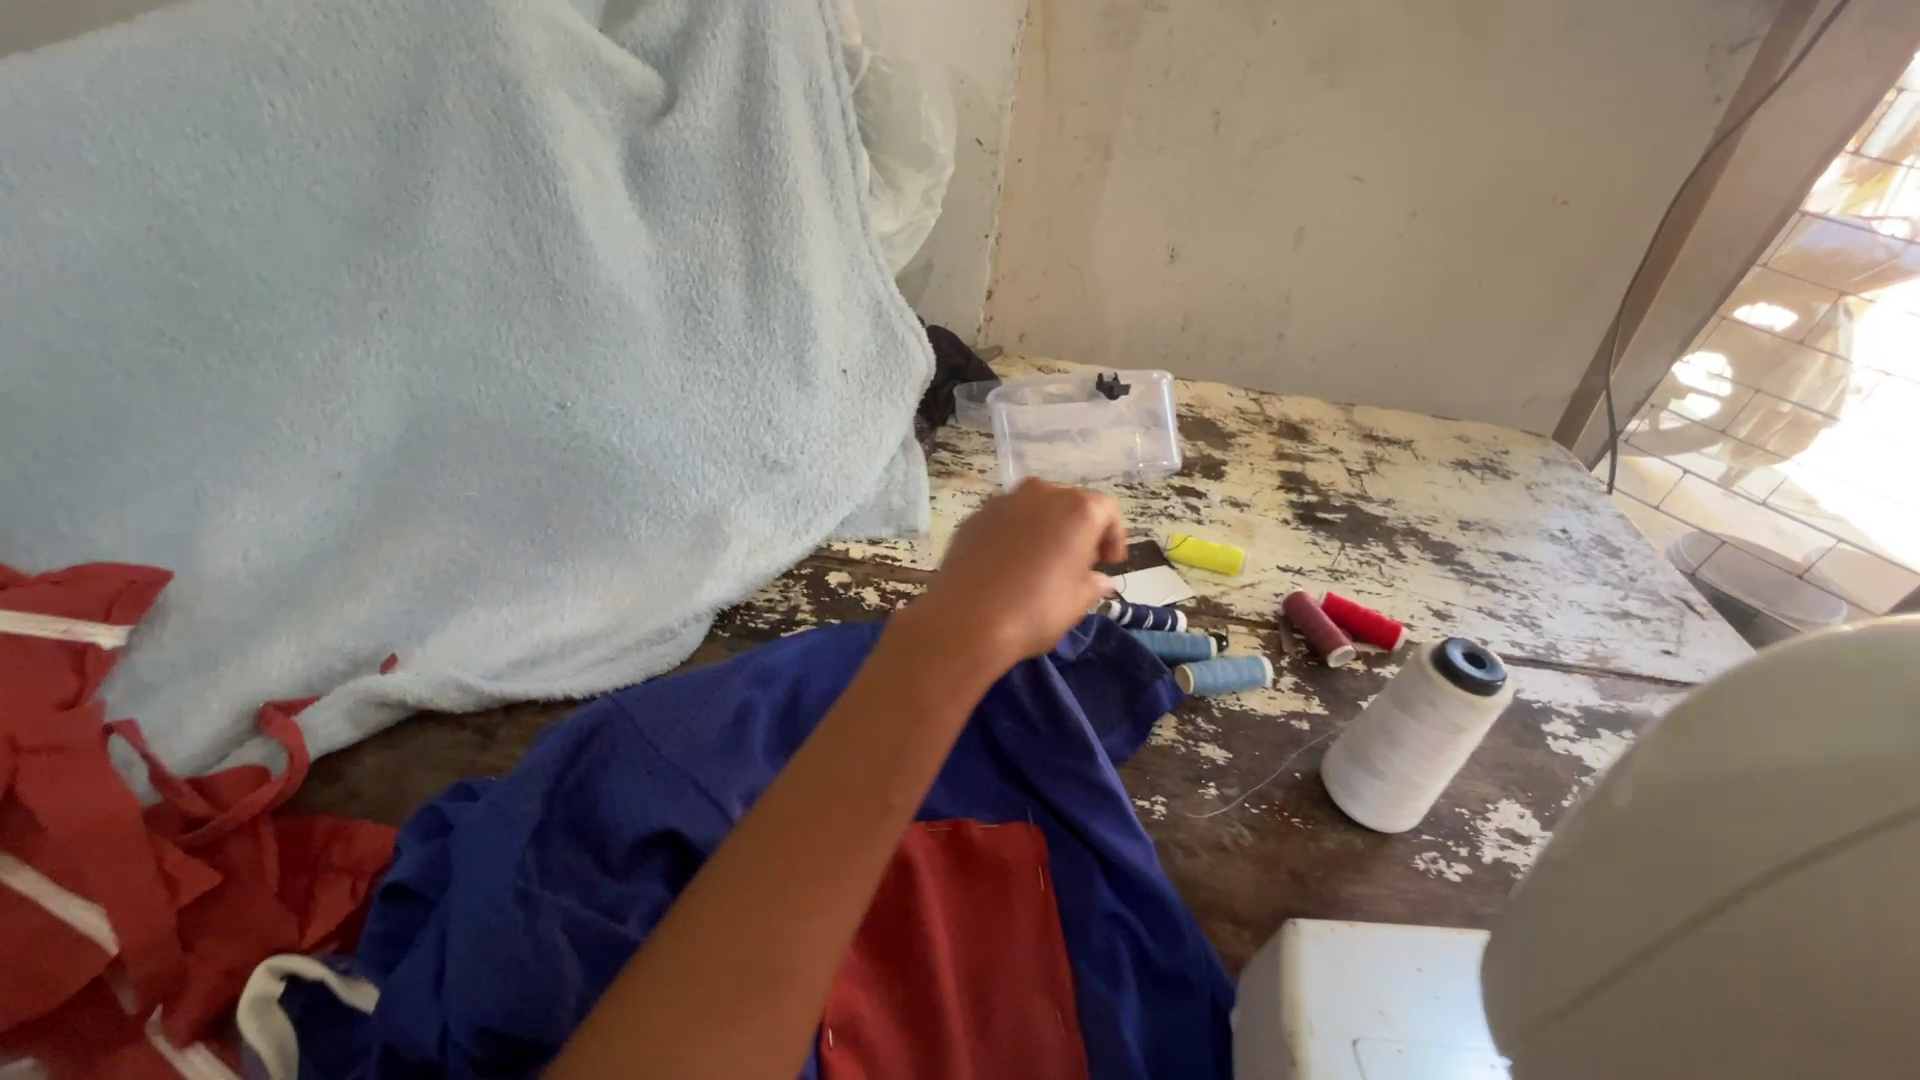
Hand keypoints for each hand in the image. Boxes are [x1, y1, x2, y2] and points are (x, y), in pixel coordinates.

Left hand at [901, 479, 1127, 668]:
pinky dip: (1015, 534)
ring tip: (1043, 561)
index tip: (1109, 563)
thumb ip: (1094, 583)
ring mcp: (1003, 501)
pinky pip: (1006, 520)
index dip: (1113, 537)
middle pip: (1070, 503)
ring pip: (1035, 508)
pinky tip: (1010, 564)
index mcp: (1077, 509)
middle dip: (1079, 529)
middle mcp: (1041, 493)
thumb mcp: (1077, 602)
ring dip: (1045, 528)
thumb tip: (1100, 579)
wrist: (965, 619)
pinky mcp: (974, 516)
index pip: (1107, 511)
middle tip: (1078, 562)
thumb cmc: (1034, 610)